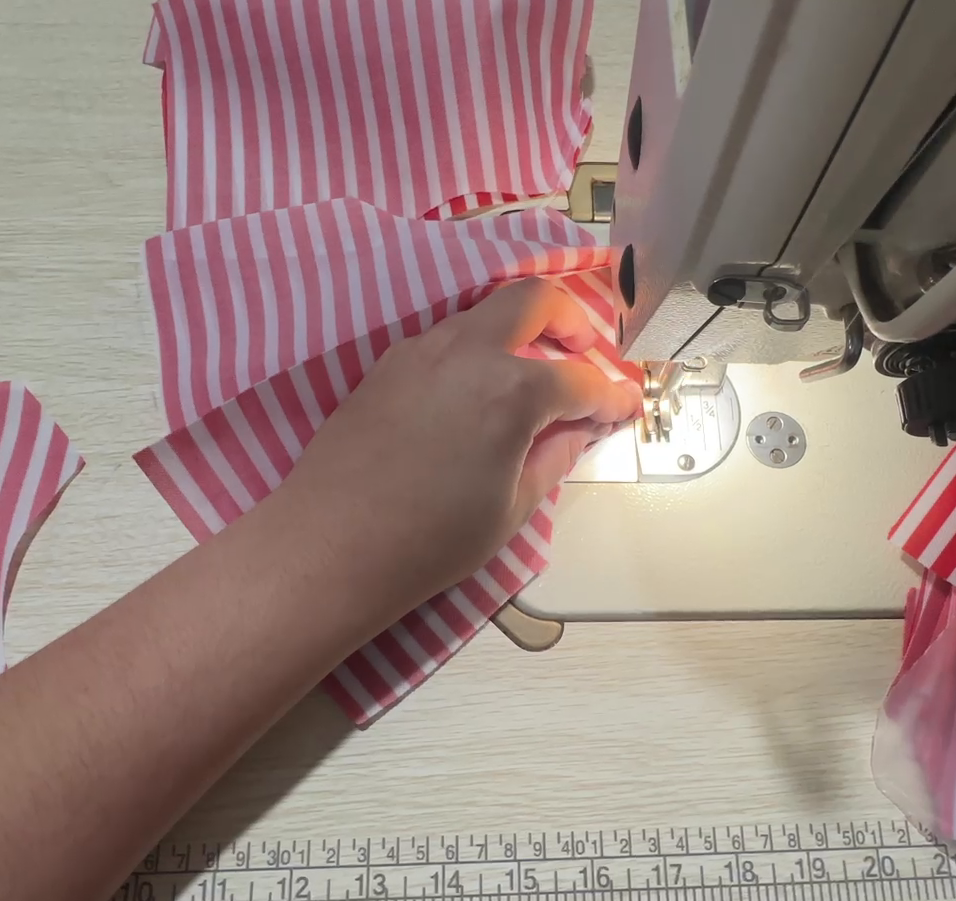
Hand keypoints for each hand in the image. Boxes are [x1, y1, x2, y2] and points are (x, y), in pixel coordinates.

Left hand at [265, 278, 642, 621]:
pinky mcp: (387, 366)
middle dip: (571, 320)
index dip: (612, 393)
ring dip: (519, 332)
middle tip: (583, 354)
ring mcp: (420, 352)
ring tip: (530, 376)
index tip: (624, 405)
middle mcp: (466, 353)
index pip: (581, 379)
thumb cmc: (429, 540)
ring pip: (484, 315)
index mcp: (510, 391)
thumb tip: (577, 430)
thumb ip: (553, 457)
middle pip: (533, 300)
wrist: (332, 545)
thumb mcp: (512, 509)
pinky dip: (477, 351)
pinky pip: (446, 340)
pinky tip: (476, 395)